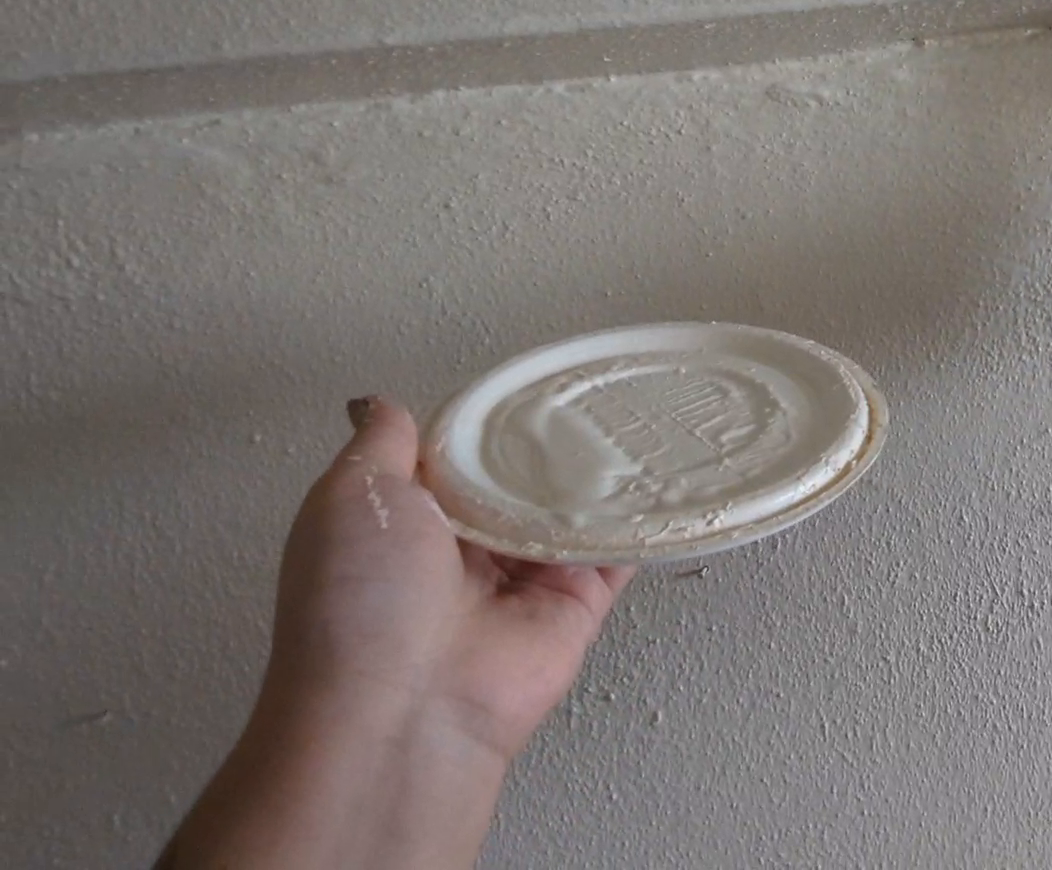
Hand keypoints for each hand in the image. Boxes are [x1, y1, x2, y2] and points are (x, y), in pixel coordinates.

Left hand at [269, 396, 635, 760]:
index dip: (494, 422)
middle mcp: (475, 550)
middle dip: (557, 448)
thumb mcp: (352, 499)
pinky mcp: (580, 600)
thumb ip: (381, 445)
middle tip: (593, 402)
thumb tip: (377, 403)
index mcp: (418, 522)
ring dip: (603, 481)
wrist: (411, 702)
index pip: (466, 458)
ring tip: (638, 430)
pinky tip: (661, 486)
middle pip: (529, 483)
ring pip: (577, 513)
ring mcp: (531, 576)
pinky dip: (639, 524)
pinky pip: (618, 552)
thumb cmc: (362, 604)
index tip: (528, 387)